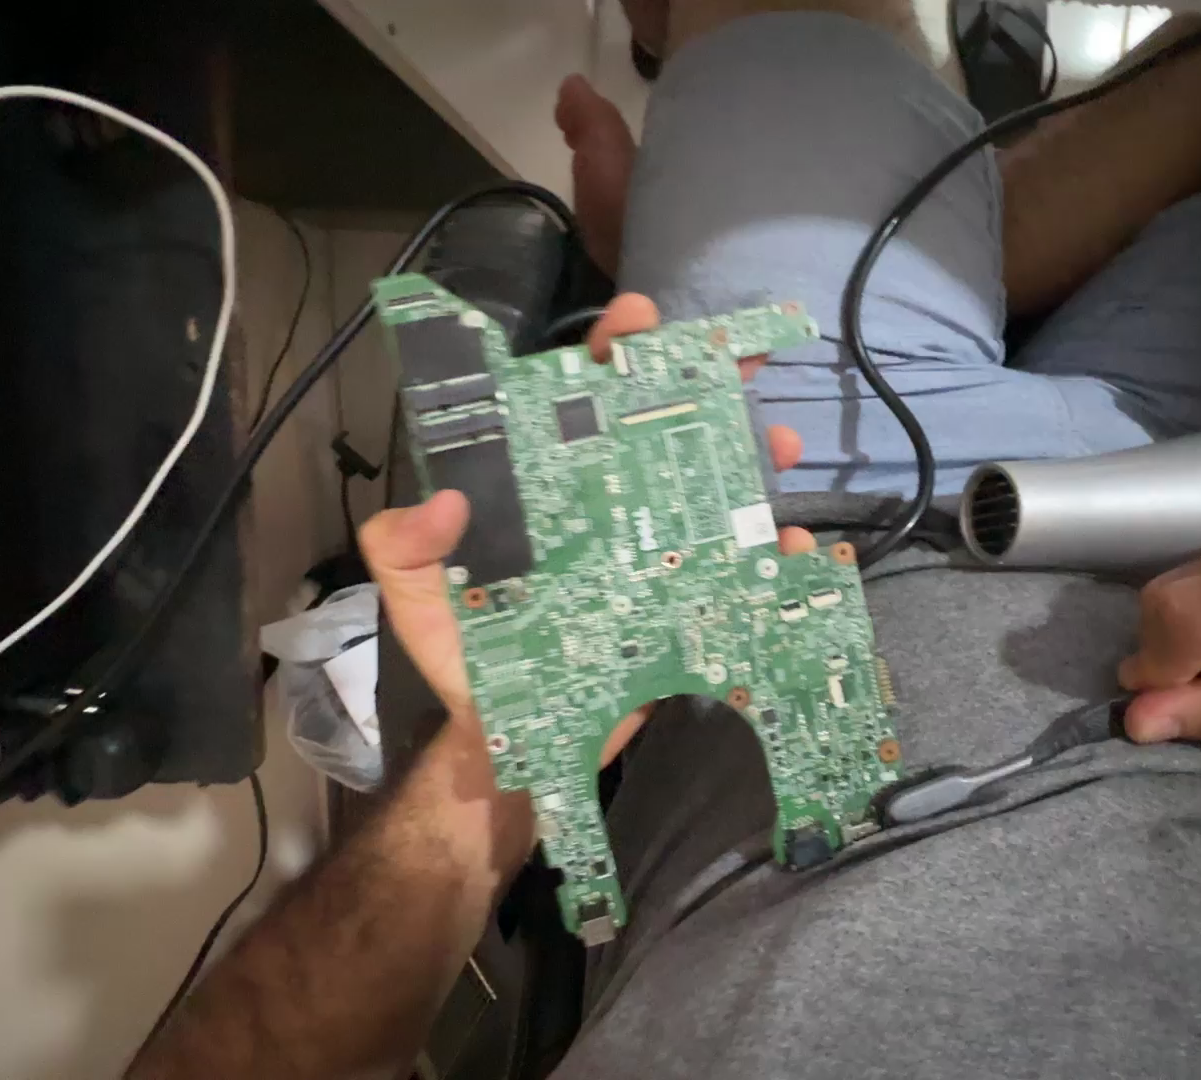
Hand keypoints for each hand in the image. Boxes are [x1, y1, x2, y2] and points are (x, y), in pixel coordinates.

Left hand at [359, 294, 815, 766]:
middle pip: (655, 433)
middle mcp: (601, 510)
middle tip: (743, 359)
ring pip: (706, 490)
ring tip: (782, 443)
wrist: (514, 739)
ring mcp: (647, 554)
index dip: (605, 357)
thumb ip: (407, 551)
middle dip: (701, 385)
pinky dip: (767, 555)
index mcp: (542, 494)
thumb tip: (444, 500)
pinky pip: (730, 570)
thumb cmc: (467, 662)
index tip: (638, 325)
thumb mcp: (419, 601)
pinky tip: (792, 546)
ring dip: (750, 459)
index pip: (573, 407)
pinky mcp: (679, 602)